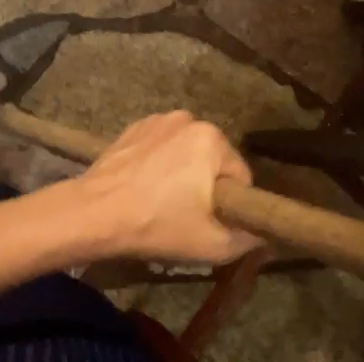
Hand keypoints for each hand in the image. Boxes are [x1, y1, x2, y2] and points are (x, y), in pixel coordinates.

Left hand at [67, 111, 262, 264]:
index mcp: (212, 138)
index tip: (213, 223)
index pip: (240, 176)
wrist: (97, 211)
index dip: (232, 205)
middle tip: (187, 216)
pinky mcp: (134, 126)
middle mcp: (188, 118)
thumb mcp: (214, 244)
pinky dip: (159, 163)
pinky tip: (145, 186)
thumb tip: (265, 234)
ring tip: (163, 202)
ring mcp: (158, 119)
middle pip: (213, 161)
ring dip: (183, 173)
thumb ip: (249, 238)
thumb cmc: (160, 224)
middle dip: (206, 186)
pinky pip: (161, 147)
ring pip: (186, 152)